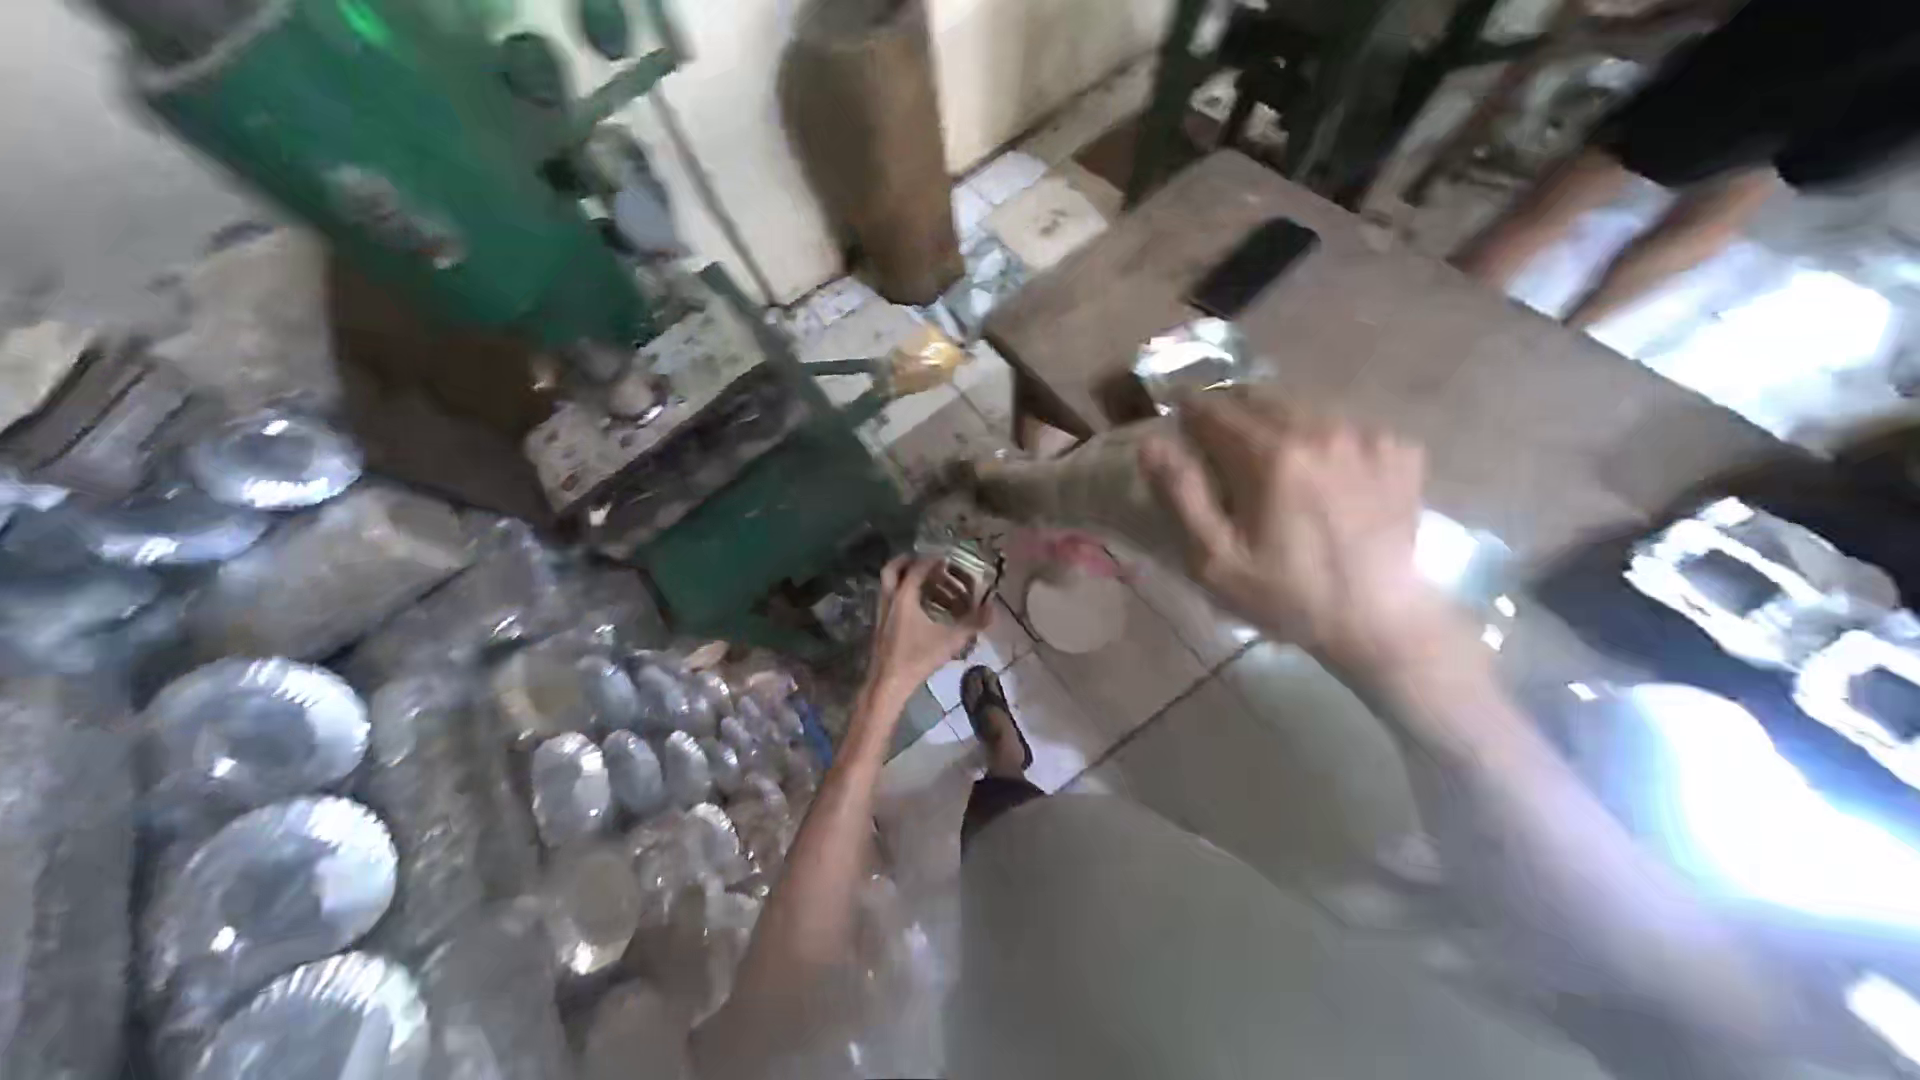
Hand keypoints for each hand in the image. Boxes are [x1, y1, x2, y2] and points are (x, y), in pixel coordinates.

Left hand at [866, 556, 992, 698]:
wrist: (888, 683)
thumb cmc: (917, 658)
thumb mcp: (950, 641)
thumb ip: (972, 623)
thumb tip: (993, 609)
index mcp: (904, 597)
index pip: (917, 568)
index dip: (932, 560)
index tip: (947, 558)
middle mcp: (889, 599)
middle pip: (893, 569)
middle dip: (909, 561)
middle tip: (928, 563)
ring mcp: (881, 612)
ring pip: (891, 585)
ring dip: (907, 579)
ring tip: (930, 586)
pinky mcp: (880, 625)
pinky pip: (891, 600)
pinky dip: (904, 595)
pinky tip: (921, 609)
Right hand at [1140, 392, 1457, 669]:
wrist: (1378, 621)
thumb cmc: (1285, 594)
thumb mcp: (1214, 559)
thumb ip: (1181, 495)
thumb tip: (1152, 442)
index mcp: (1272, 456)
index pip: (1214, 409)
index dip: (1188, 411)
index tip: (1178, 417)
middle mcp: (1322, 429)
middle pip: (1259, 396)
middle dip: (1231, 411)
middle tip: (1219, 441)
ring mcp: (1367, 434)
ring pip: (1301, 404)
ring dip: (1274, 421)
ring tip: (1268, 457)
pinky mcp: (1398, 447)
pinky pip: (1342, 421)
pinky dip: (1319, 435)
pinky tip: (1318, 472)